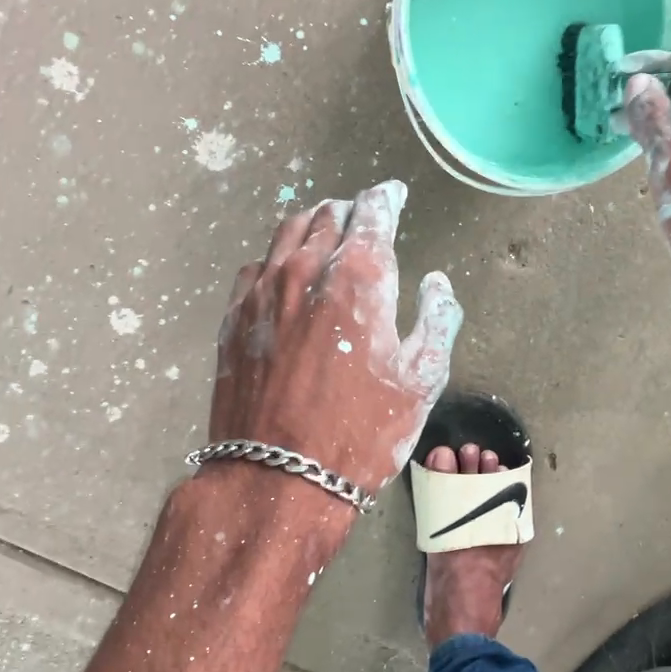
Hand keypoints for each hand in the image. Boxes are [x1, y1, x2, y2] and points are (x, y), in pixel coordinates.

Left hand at [209, 180, 461, 492]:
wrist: (278, 476)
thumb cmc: (361, 432)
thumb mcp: (422, 381)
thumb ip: (436, 320)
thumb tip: (436, 283)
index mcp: (359, 279)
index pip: (373, 214)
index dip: (386, 198)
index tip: (393, 195)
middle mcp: (306, 270)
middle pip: (328, 216)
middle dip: (351, 211)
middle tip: (364, 217)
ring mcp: (263, 292)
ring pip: (287, 233)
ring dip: (313, 225)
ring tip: (326, 231)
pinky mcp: (234, 317)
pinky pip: (257, 266)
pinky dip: (278, 258)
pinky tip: (285, 273)